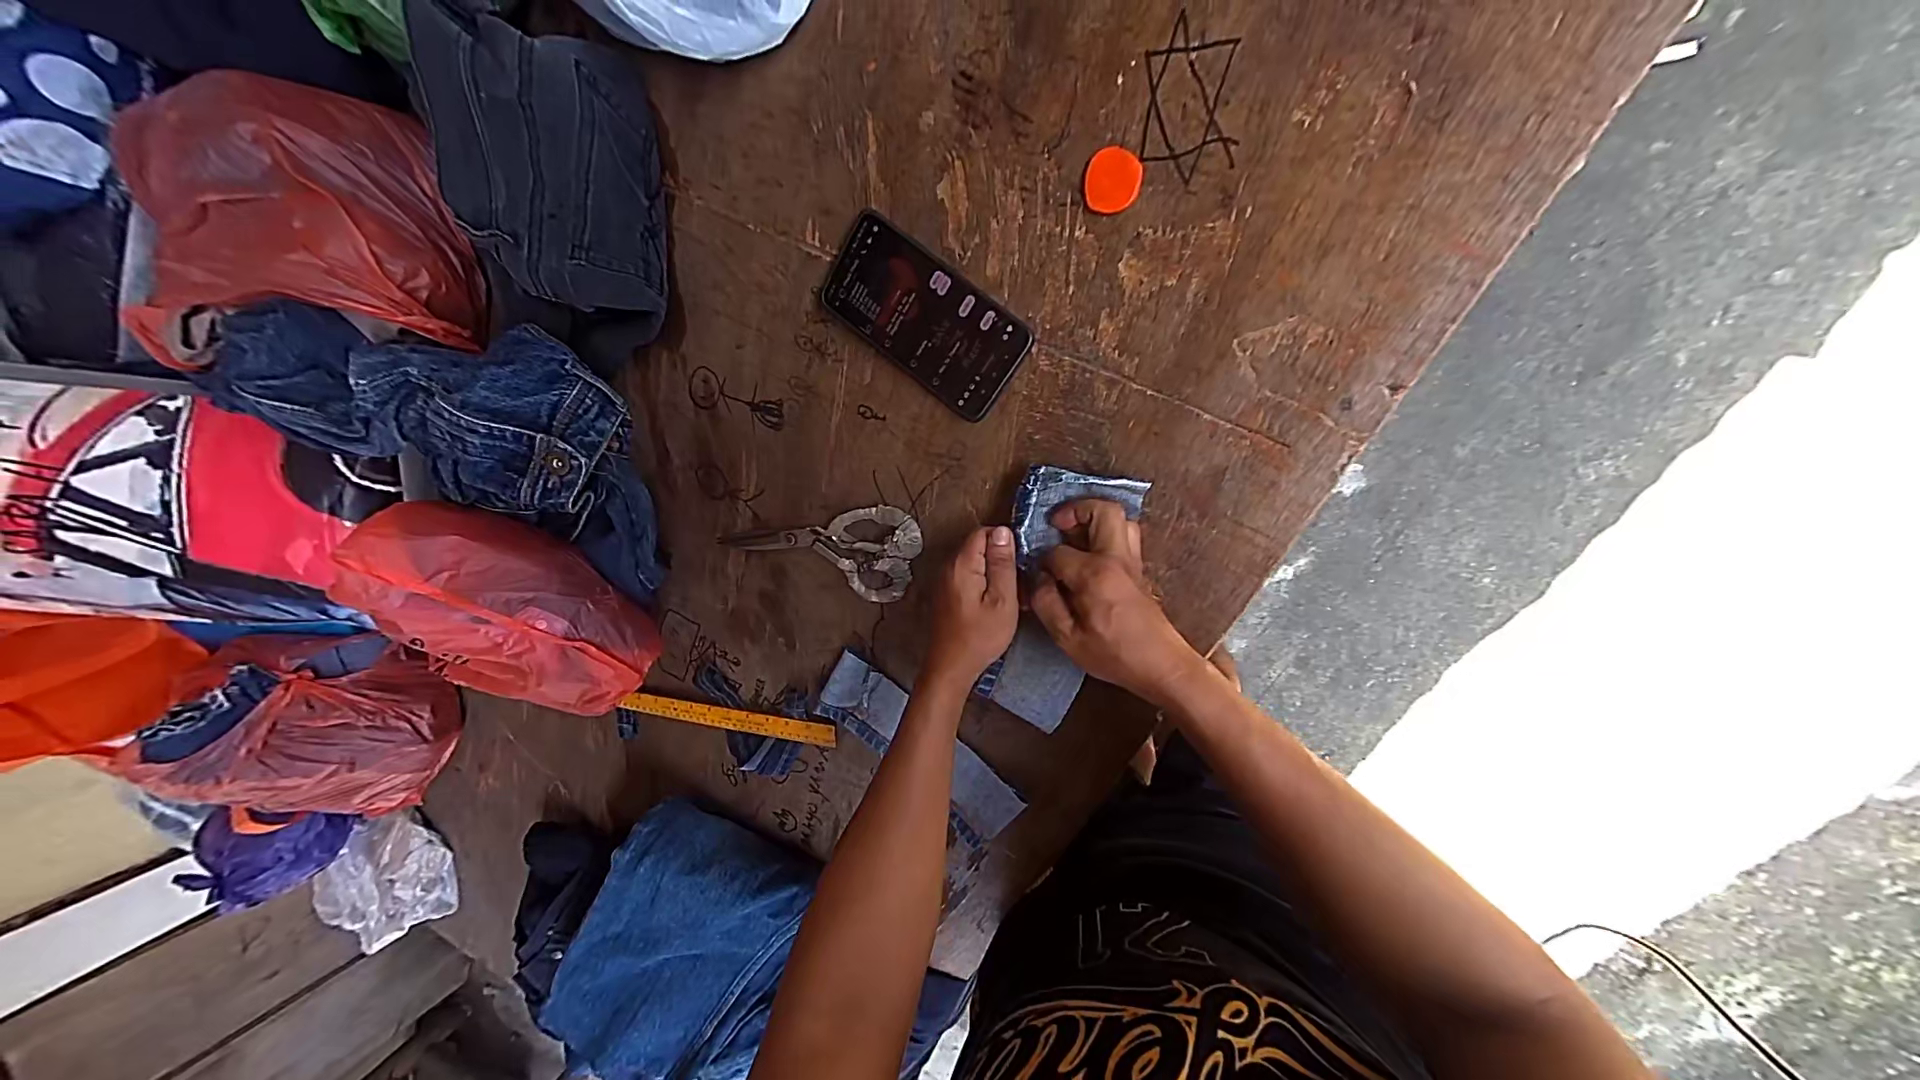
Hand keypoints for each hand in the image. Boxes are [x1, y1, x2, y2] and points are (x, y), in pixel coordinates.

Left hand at [923, 525, 1019, 685]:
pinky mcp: (945, 593)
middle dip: (1001, 559)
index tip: (1020, 563)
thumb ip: (1003, 563)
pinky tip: (995, 605)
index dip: (1005, 542)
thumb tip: (1003, 530)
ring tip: (1011, 598)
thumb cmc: (979, 638)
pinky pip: (968, 577)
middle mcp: (947, 566)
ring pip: (975, 562)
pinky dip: (983, 584)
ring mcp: (944, 580)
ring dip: (994, 574)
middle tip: (1019, 584)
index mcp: (961, 564)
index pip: (984, 532)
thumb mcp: (1002, 600)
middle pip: (978, 546)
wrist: (950, 668)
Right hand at [1029, 499, 1209, 706]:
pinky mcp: (1141, 570)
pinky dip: (1107, 534)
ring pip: (1120, 519)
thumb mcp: (1067, 639)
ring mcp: (1133, 562)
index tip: (1039, 577)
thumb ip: (1046, 603)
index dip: (1042, 562)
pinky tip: (1091, 554)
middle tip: (1058, 524)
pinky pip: (1126, 536)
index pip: (1058, 552)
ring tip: (1076, 536)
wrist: (1162, 665)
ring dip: (1096, 519)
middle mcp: (1116, 559)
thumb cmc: (1114, 655)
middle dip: (1076, 509)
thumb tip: (1039, 579)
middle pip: (1103, 510)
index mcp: (1094, 574)